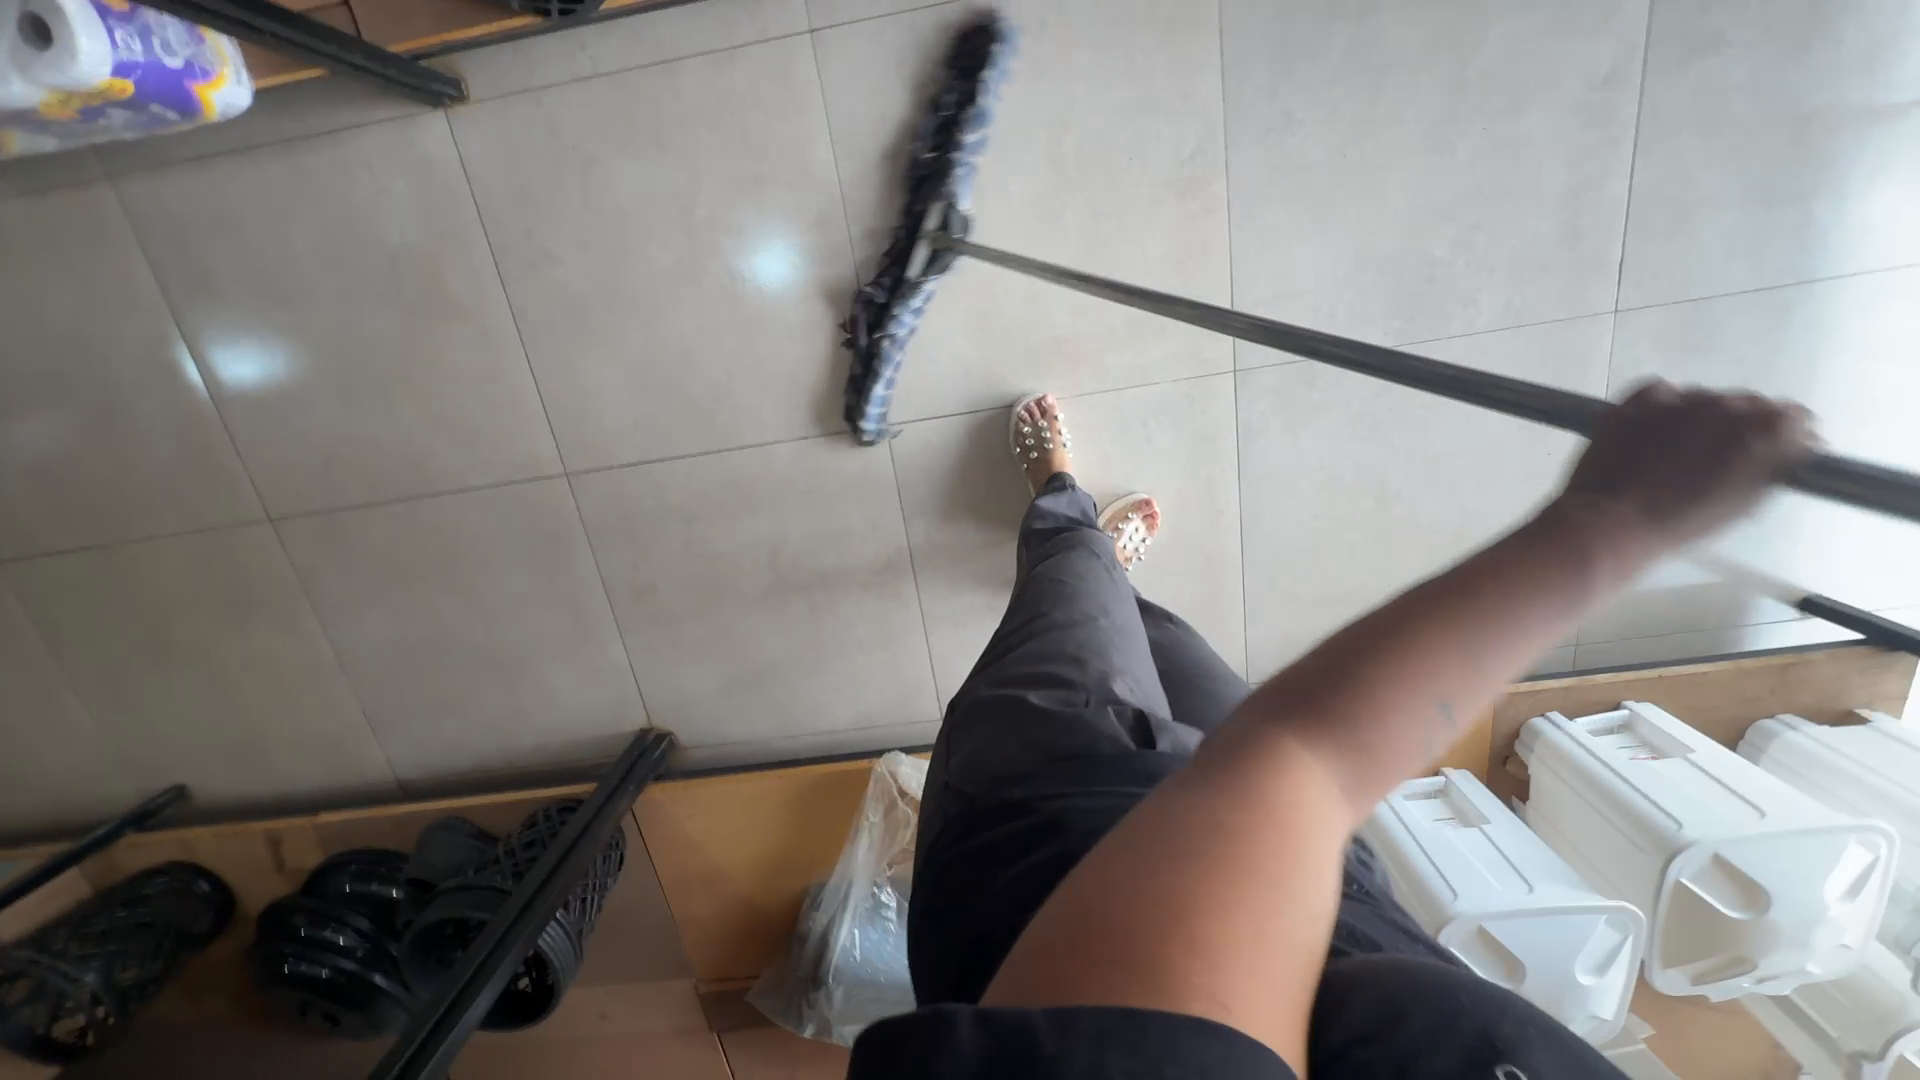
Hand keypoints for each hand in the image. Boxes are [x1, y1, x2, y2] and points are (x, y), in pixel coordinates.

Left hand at [1558, 380, 1816, 553]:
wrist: (1611, 520)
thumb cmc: (1683, 521)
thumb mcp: (1749, 498)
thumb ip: (1775, 463)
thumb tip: (1789, 445)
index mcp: (1770, 428)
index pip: (1793, 418)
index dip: (1781, 436)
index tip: (1768, 450)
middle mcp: (1731, 404)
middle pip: (1745, 406)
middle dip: (1735, 426)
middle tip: (1712, 454)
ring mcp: (1682, 398)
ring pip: (1701, 399)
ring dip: (1695, 418)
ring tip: (1672, 448)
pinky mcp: (1637, 400)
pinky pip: (1659, 393)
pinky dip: (1659, 407)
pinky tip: (1648, 431)